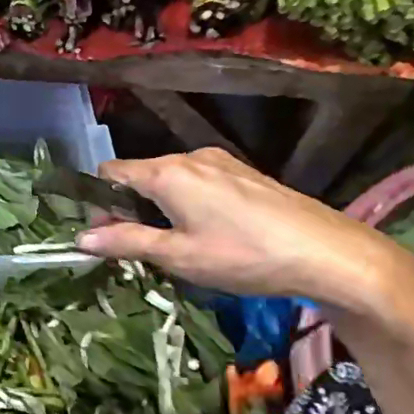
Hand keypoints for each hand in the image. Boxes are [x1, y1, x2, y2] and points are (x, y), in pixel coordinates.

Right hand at [73, 149, 413, 310]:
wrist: (332, 255)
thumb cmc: (245, 255)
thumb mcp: (178, 255)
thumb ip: (125, 242)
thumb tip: (81, 238)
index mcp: (166, 172)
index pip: (109, 172)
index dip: (99, 202)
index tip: (109, 235)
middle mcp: (190, 157)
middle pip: (138, 175)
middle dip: (129, 208)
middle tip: (142, 248)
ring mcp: (221, 163)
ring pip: (168, 180)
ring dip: (158, 208)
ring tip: (178, 245)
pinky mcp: (244, 174)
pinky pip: (196, 182)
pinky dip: (186, 204)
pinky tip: (210, 234)